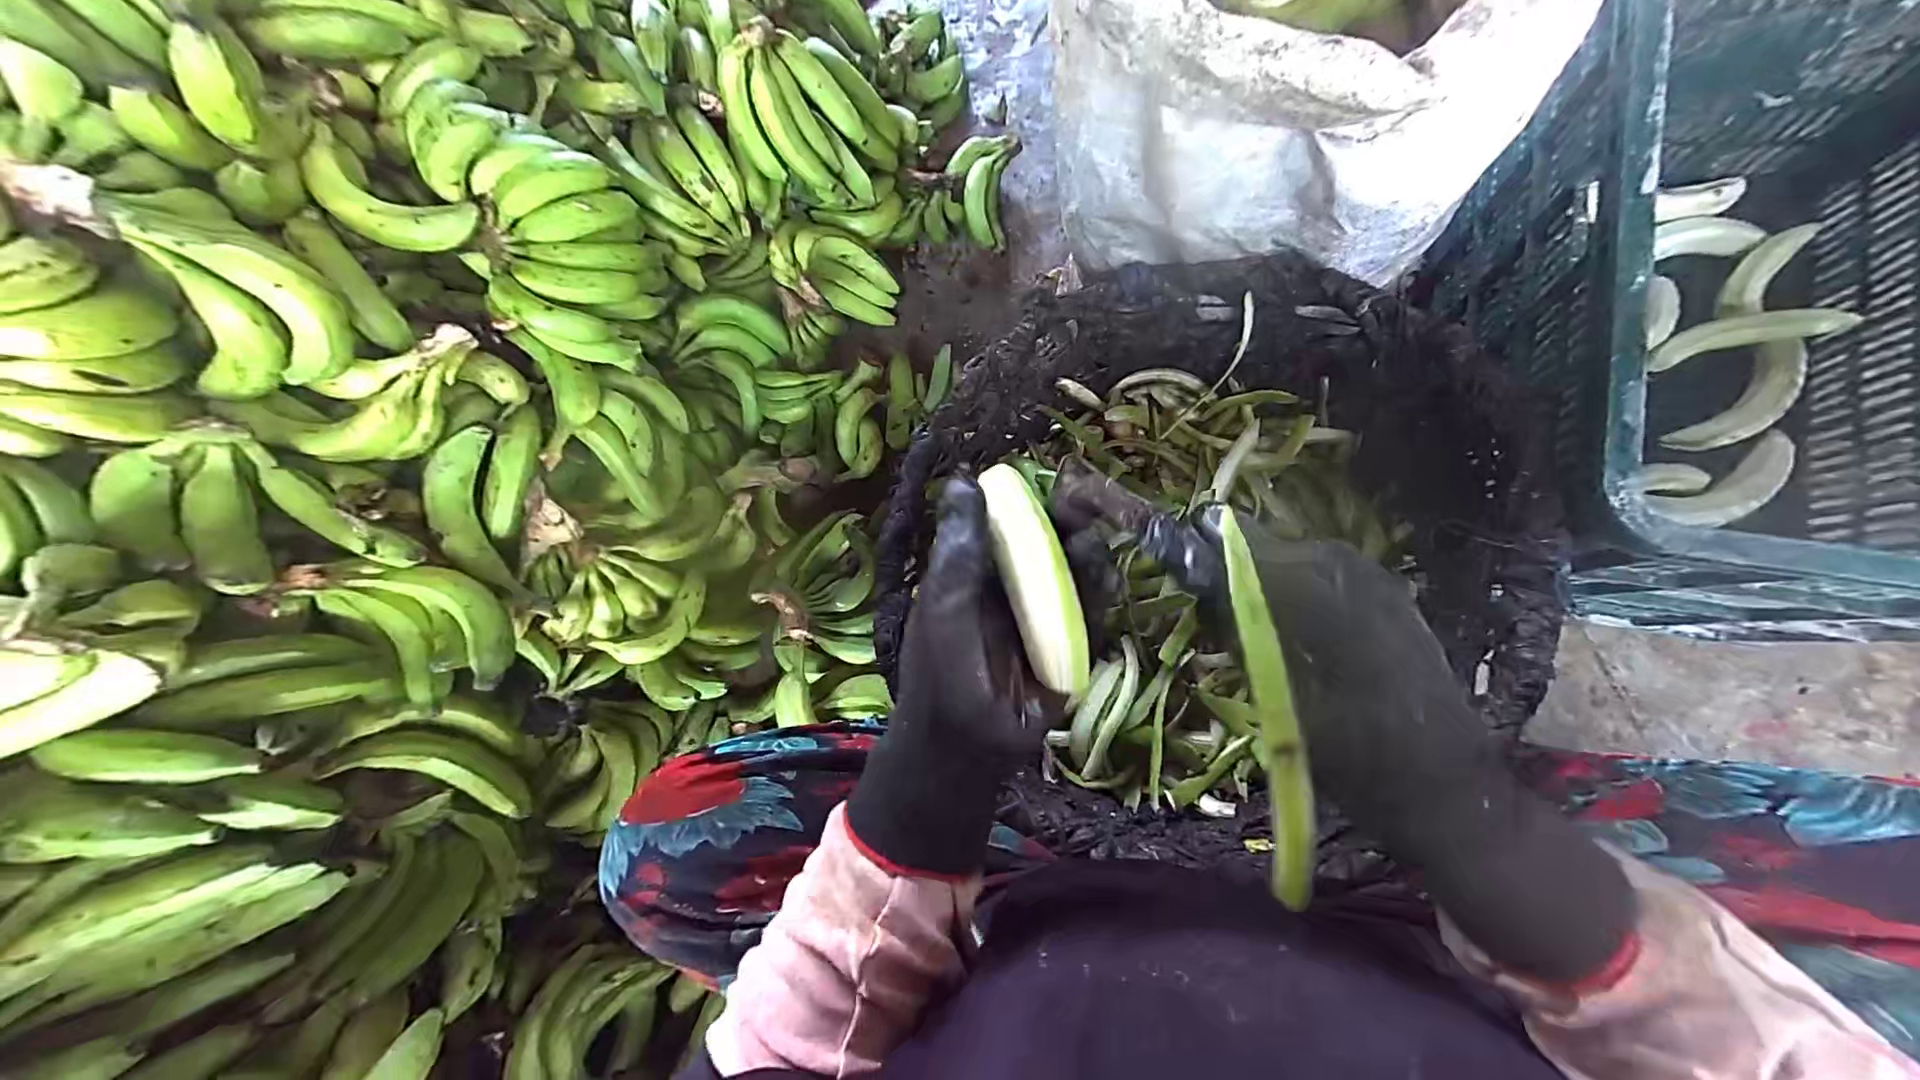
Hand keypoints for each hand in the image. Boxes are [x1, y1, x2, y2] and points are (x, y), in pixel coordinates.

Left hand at [847, 472, 1114, 875]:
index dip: (1032, 503)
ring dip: (1088, 554)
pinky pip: (1094, 611)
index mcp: (979, 574)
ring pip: (1077, 574)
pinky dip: (1103, 591)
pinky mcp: (1072, 645)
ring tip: (1089, 542)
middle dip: (1069, 523)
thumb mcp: (944, 604)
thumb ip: (958, 549)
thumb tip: (964, 480)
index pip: (1009, 526)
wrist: (967, 747)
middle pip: (1051, 545)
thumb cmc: (944, 671)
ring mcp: (1046, 616)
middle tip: (1085, 506)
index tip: (1053, 484)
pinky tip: (1105, 577)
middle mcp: (1015, 589)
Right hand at [1143, 508, 1635, 984]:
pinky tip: (1293, 636)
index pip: (1224, 537)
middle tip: (1205, 616)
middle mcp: (1333, 558)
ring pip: (1282, 558)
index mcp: (1303, 579)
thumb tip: (1188, 572)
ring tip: (1248, 631)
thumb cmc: (1344, 747)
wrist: (1442, 781)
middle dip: (1221, 569)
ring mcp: (1364, 571)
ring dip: (1255, 583)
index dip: (1190, 550)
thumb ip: (1229, 620)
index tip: (1168, 575)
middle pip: (1252, 543)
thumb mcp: (1269, 688)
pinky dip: (1289, 592)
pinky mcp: (1382, 589)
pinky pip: (1314, 575)